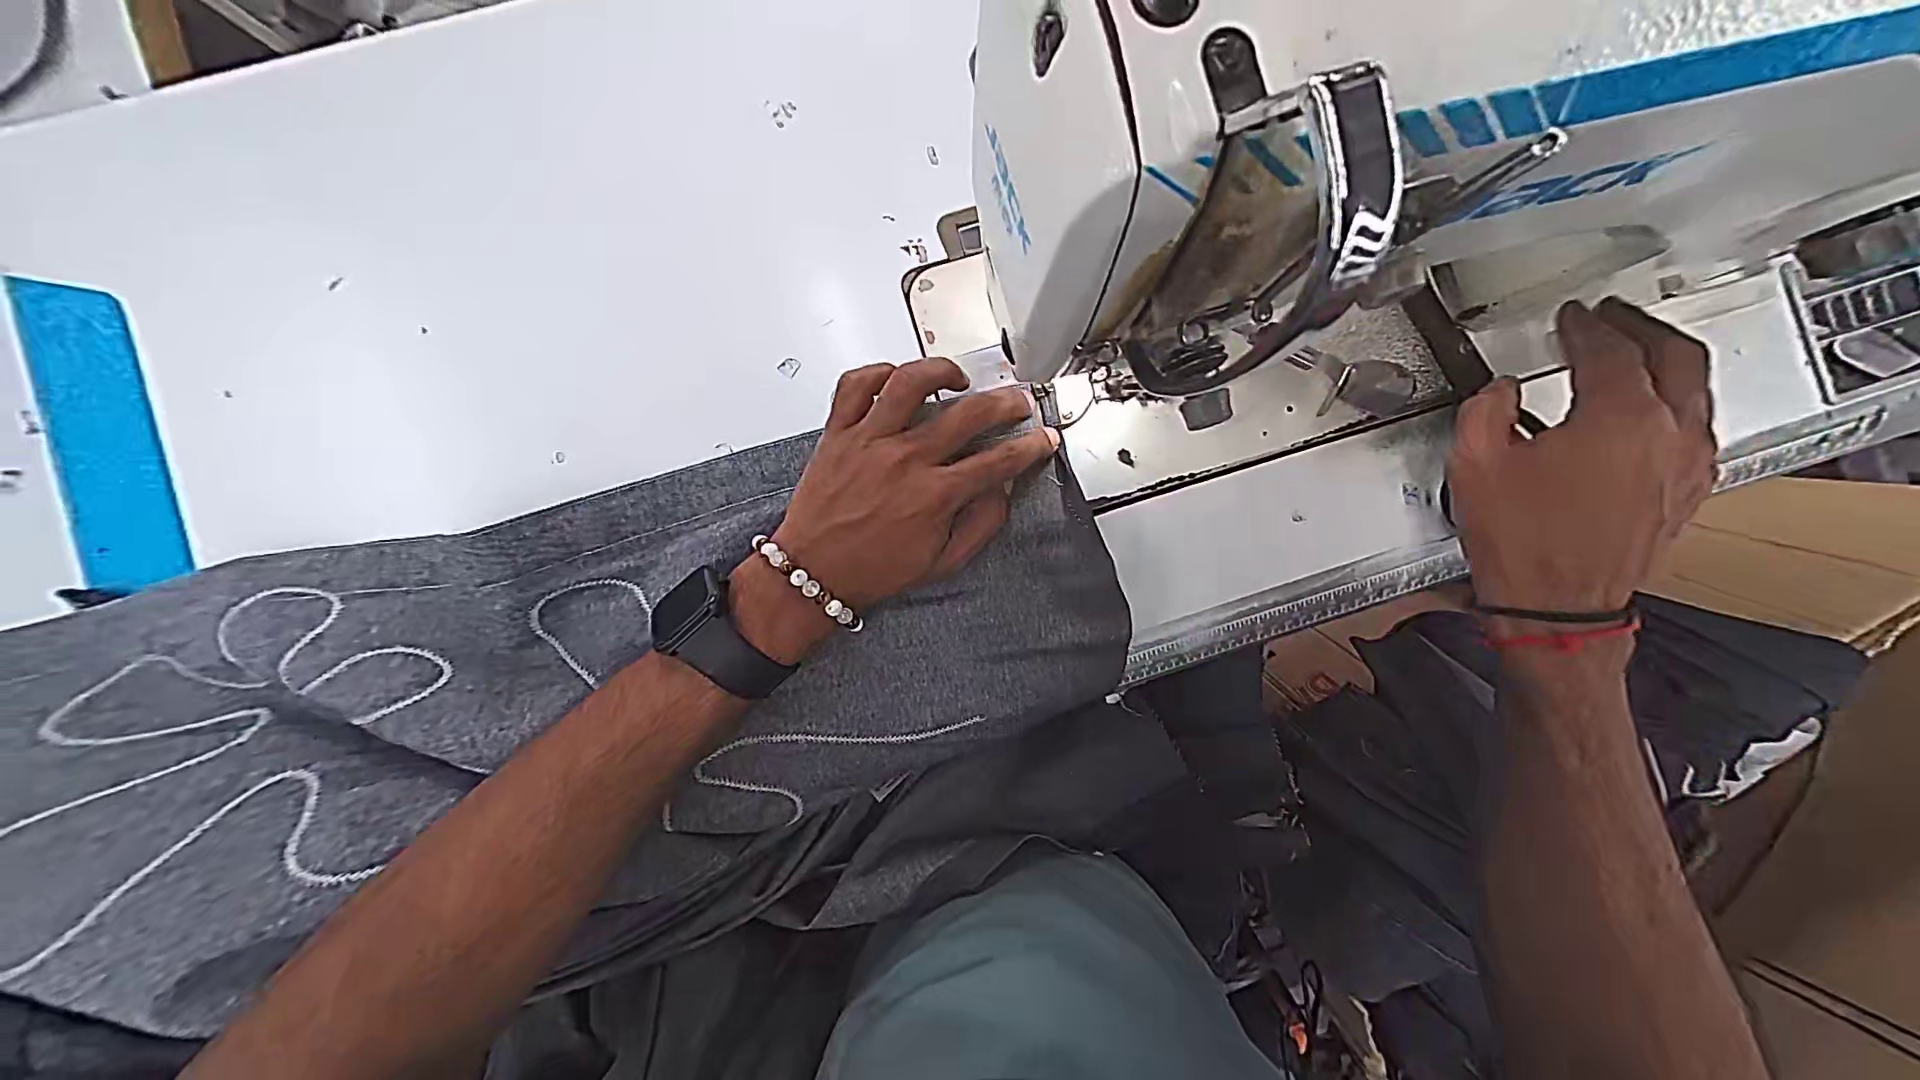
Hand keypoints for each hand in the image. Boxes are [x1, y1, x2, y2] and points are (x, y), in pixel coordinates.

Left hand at [730, 358, 1059, 662]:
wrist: (815, 573)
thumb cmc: (871, 569)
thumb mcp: (941, 562)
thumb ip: (980, 525)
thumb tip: (1001, 491)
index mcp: (934, 496)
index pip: (999, 460)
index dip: (1031, 446)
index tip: (1042, 439)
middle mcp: (905, 461)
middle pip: (969, 413)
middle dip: (1007, 402)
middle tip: (1016, 401)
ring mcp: (870, 441)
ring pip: (911, 382)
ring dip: (943, 371)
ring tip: (958, 378)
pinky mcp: (839, 433)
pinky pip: (855, 385)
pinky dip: (877, 372)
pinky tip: (895, 378)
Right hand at [1449, 299, 1716, 626]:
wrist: (1555, 603)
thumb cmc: (1521, 542)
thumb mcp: (1473, 465)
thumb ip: (1484, 411)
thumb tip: (1500, 392)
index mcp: (1617, 420)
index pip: (1609, 351)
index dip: (1584, 328)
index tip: (1572, 318)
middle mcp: (1667, 434)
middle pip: (1674, 356)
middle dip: (1640, 329)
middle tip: (1611, 318)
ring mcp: (1686, 464)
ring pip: (1695, 390)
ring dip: (1665, 362)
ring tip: (1634, 353)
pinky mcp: (1687, 491)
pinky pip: (1695, 428)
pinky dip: (1674, 403)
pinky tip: (1650, 409)